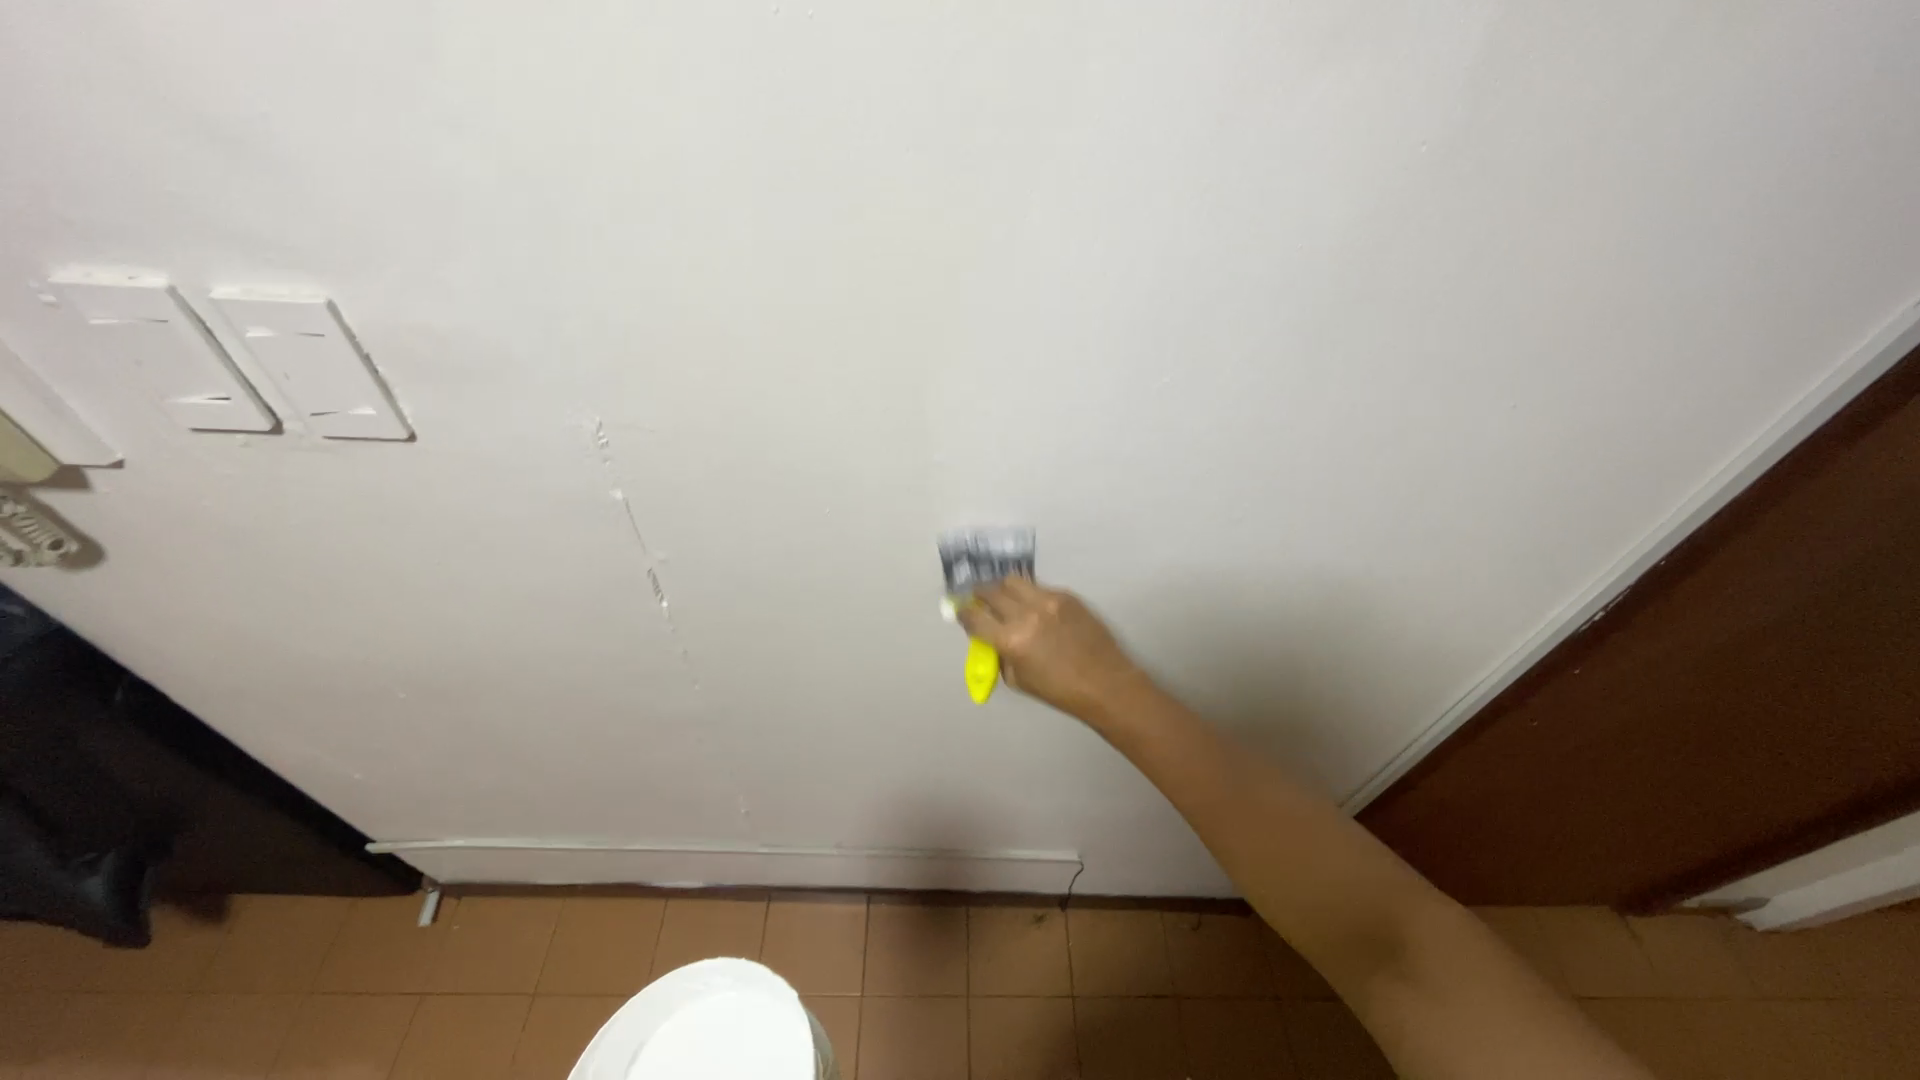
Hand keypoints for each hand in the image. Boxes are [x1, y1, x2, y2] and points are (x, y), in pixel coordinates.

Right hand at [956, 577, 1146, 718]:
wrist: (1105, 682)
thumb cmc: (1059, 690)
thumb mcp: (1018, 680)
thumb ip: (999, 654)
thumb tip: (990, 637)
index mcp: (1011, 640)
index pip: (974, 617)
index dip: (963, 613)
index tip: (961, 610)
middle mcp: (1026, 614)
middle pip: (990, 591)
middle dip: (979, 594)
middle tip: (979, 599)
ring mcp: (1049, 601)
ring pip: (1014, 580)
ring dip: (1003, 588)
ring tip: (1005, 597)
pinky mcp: (1067, 596)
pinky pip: (1039, 587)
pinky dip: (1030, 594)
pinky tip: (1035, 608)